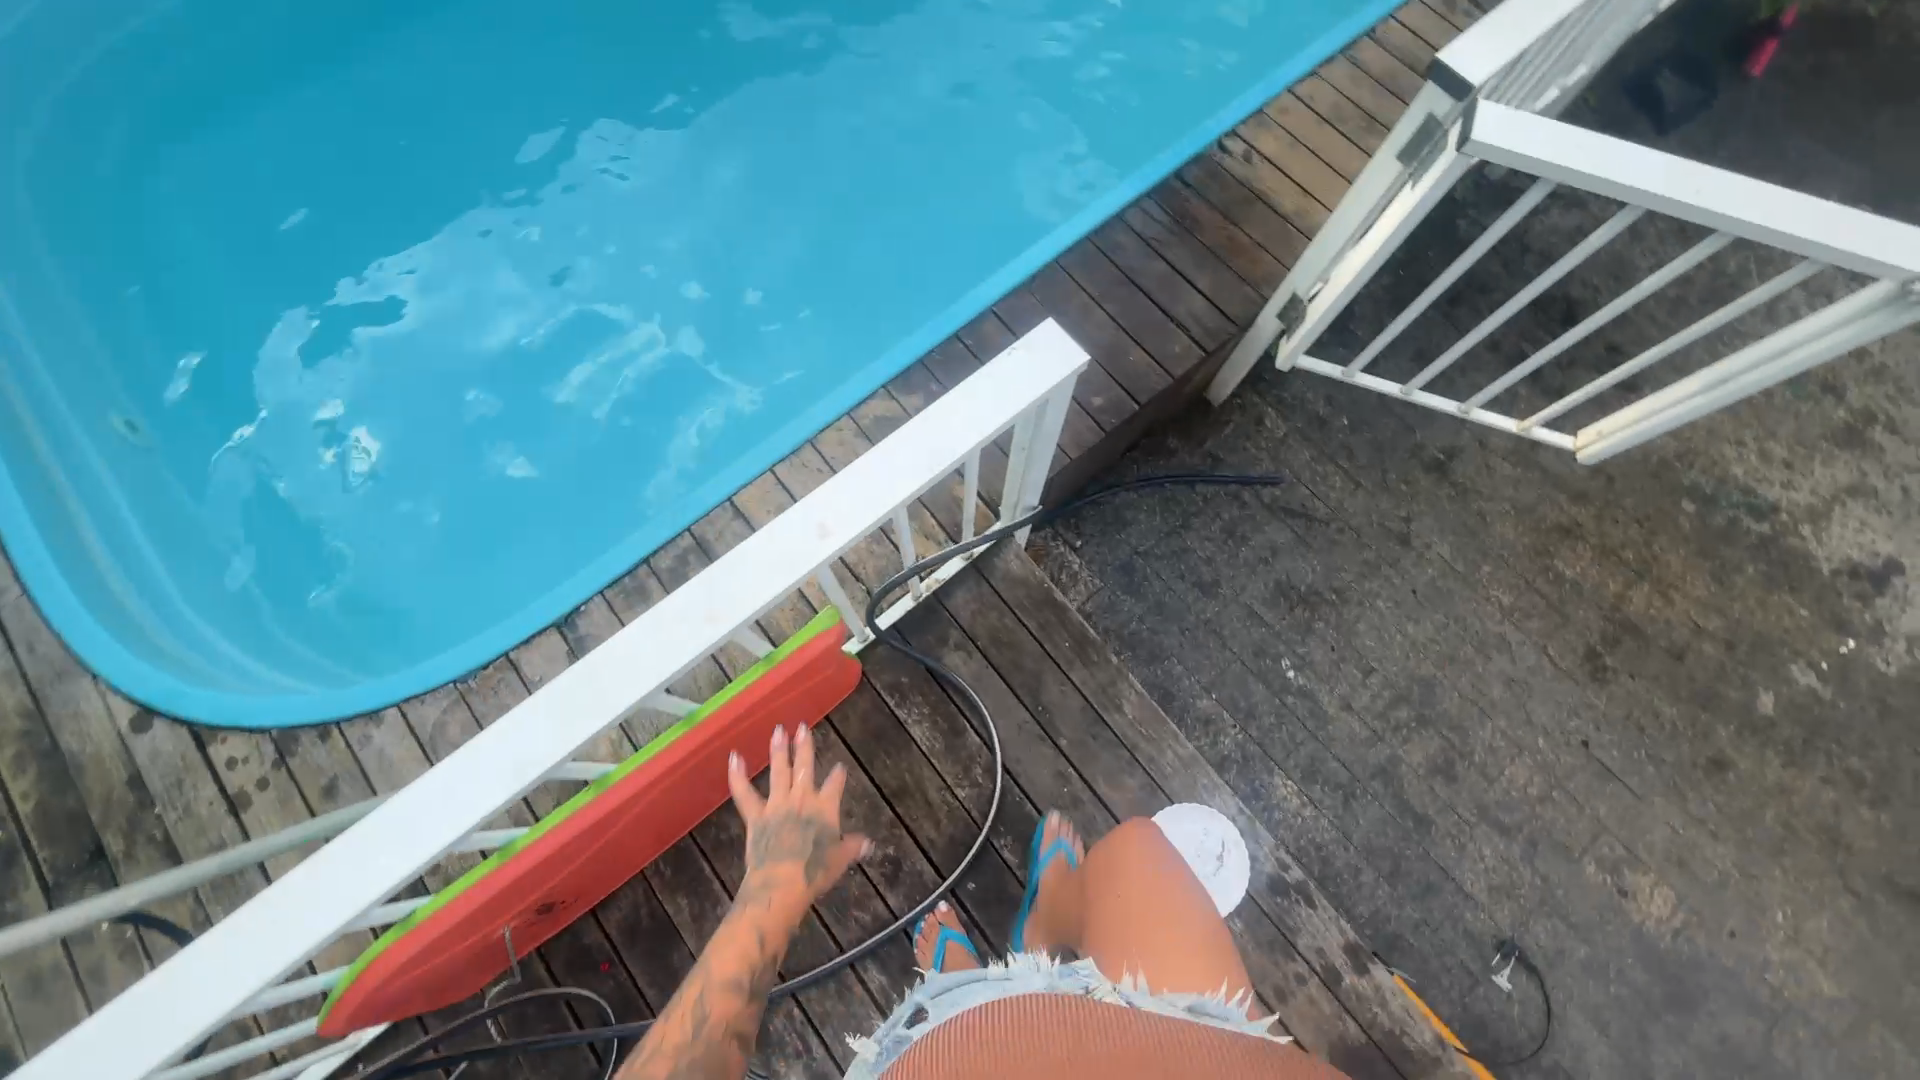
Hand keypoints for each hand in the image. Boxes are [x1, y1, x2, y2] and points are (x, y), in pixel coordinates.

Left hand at [727, 723, 870, 926]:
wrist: (781, 883)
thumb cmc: (815, 873)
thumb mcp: (840, 860)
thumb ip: (852, 847)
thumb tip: (868, 844)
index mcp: (825, 808)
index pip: (835, 785)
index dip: (838, 775)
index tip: (840, 767)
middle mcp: (802, 799)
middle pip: (805, 767)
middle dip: (805, 746)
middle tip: (803, 727)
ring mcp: (777, 805)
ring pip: (779, 771)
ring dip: (778, 750)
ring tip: (778, 730)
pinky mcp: (755, 815)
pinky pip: (744, 792)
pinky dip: (737, 775)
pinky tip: (734, 756)